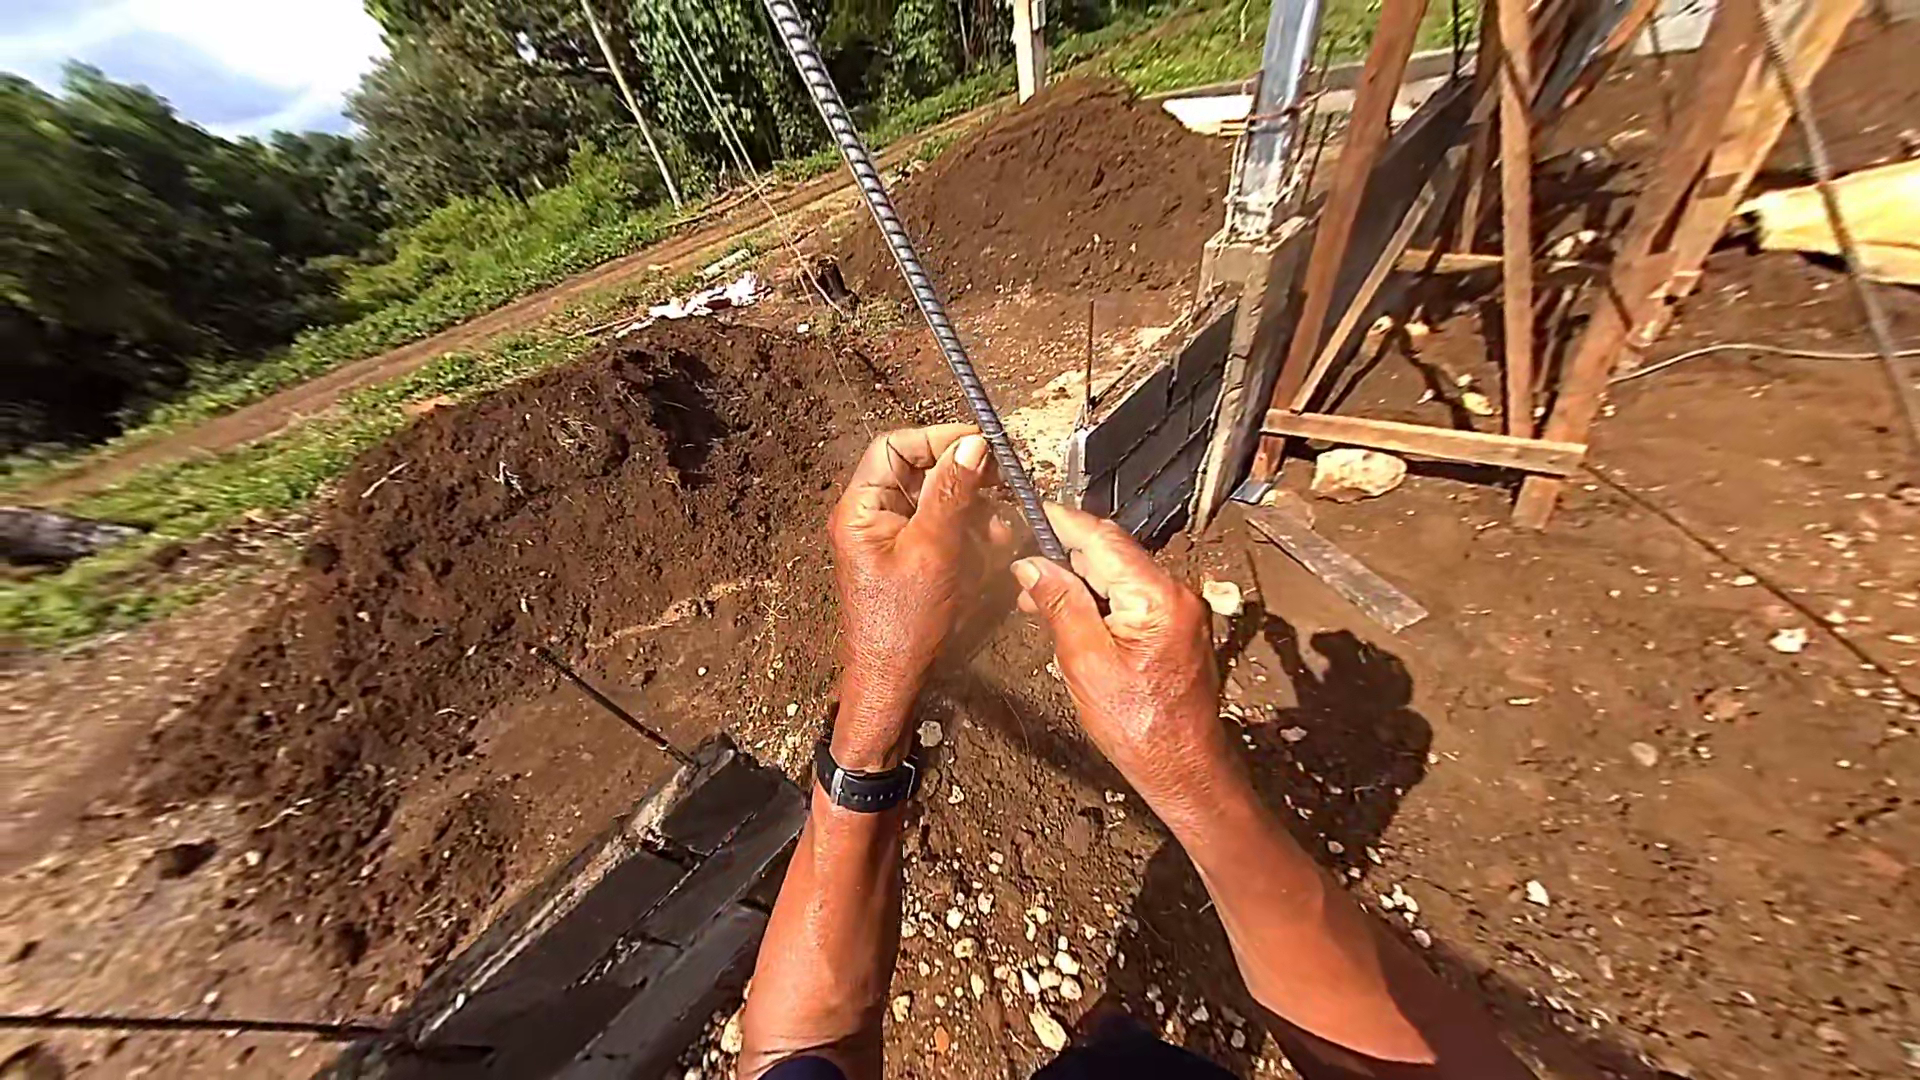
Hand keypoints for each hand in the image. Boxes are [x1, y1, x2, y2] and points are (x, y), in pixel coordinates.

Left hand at [830, 424, 1011, 765]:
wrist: (893, 678)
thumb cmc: (901, 626)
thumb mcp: (932, 552)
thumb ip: (951, 494)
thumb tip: (971, 446)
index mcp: (863, 508)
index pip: (896, 448)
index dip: (938, 440)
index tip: (980, 444)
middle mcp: (875, 516)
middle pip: (923, 472)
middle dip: (965, 481)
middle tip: (1003, 482)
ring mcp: (895, 536)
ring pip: (941, 501)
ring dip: (974, 511)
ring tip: (995, 533)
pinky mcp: (914, 555)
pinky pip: (945, 529)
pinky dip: (970, 535)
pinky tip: (987, 550)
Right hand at [1010, 503, 1227, 807]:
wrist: (1183, 768)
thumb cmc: (1138, 726)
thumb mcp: (1085, 661)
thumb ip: (1060, 603)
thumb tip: (1031, 564)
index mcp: (1156, 597)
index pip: (1102, 538)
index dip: (1063, 522)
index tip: (1033, 511)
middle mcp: (1175, 593)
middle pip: (1111, 552)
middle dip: (1064, 554)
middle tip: (1022, 568)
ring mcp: (1179, 608)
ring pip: (1117, 573)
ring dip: (1077, 578)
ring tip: (1037, 597)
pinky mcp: (1174, 623)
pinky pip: (1129, 594)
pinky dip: (1096, 596)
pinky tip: (1069, 611)